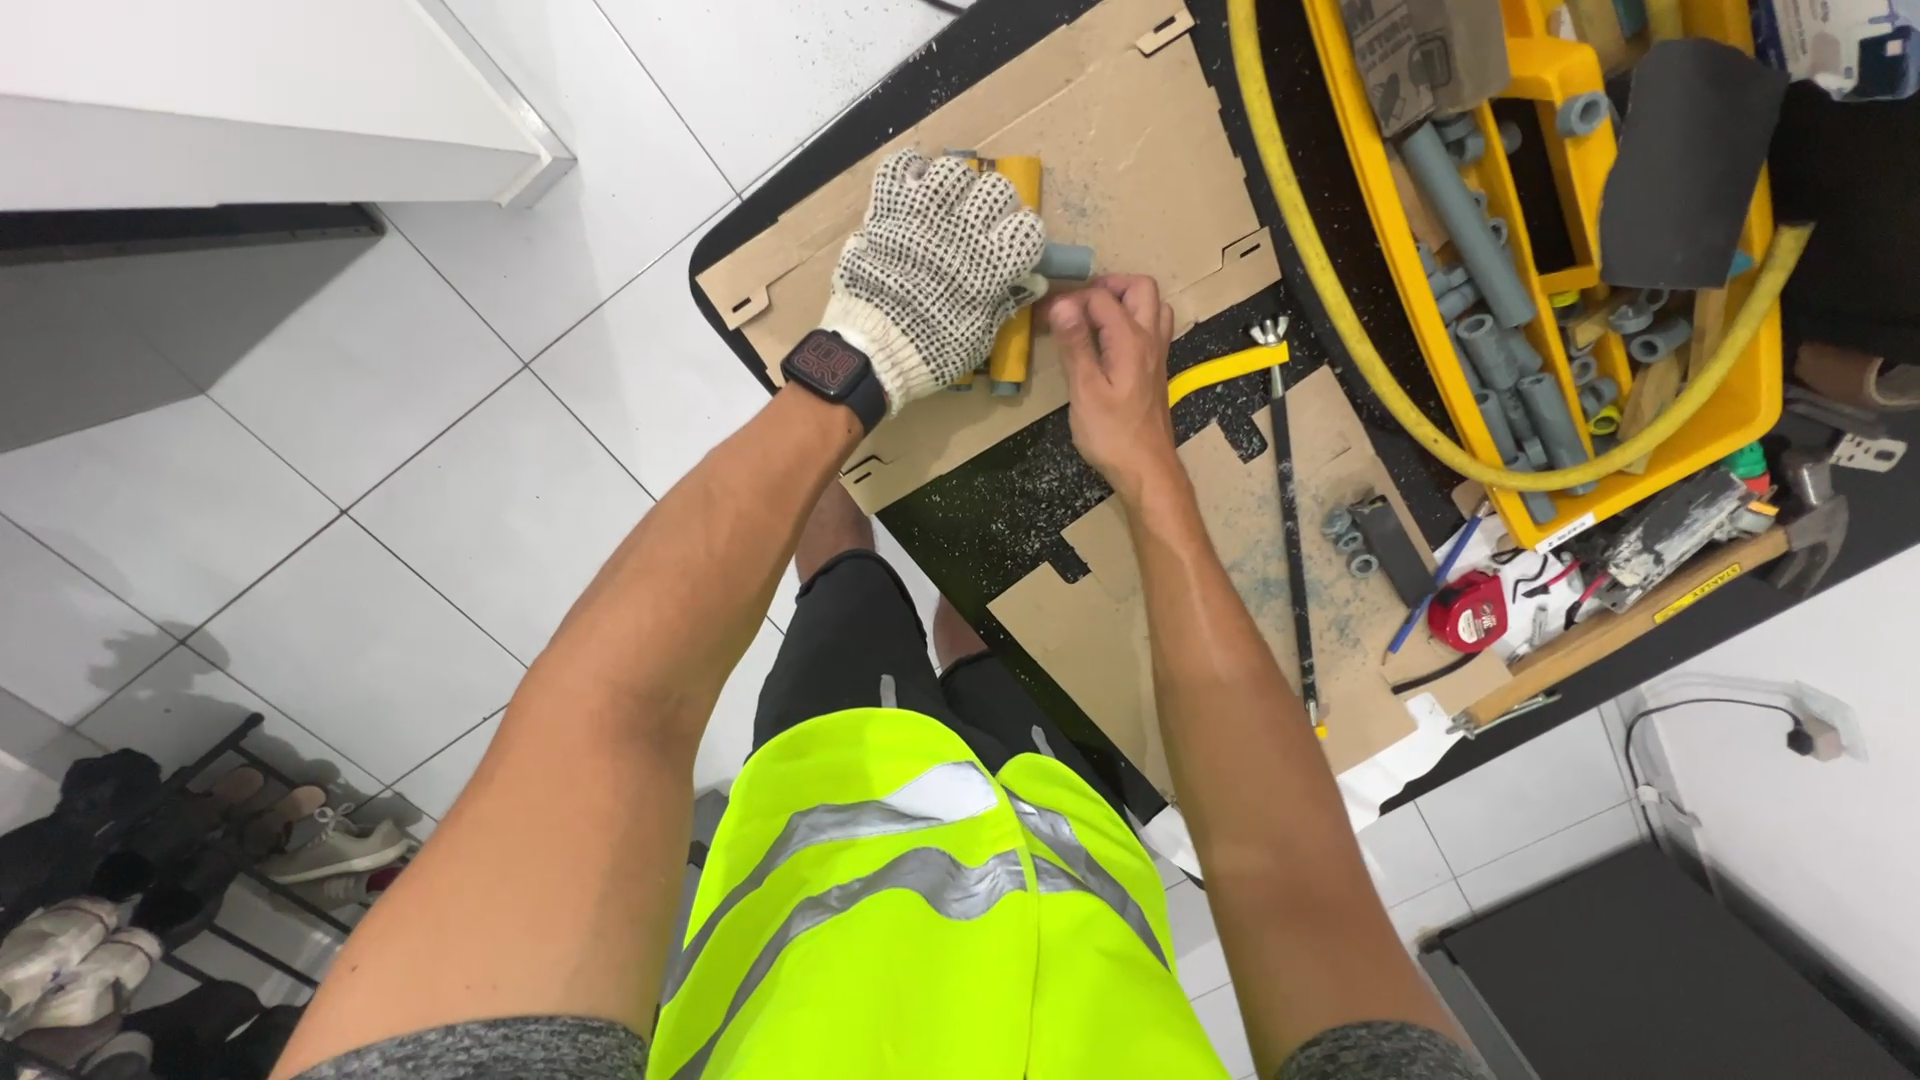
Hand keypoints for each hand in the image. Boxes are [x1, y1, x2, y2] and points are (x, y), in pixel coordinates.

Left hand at [820, 149, 1046, 415]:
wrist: (874, 349)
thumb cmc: (932, 351)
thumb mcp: (979, 338)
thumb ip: (1005, 304)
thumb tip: (1032, 284)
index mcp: (990, 264)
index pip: (1028, 228)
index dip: (1024, 237)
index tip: (1014, 249)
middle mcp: (961, 230)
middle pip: (996, 189)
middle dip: (995, 206)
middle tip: (982, 225)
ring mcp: (922, 214)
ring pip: (952, 171)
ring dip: (955, 186)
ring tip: (947, 207)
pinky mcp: (887, 209)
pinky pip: (899, 166)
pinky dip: (908, 170)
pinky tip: (914, 186)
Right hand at [1046, 275, 1180, 498]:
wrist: (1146, 468)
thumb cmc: (1111, 434)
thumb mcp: (1085, 390)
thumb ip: (1075, 345)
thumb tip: (1061, 303)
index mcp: (1130, 340)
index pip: (1101, 298)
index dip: (1072, 299)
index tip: (1046, 315)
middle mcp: (1150, 339)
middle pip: (1141, 287)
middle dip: (1109, 286)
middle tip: (1078, 303)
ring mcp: (1157, 354)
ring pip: (1152, 306)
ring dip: (1126, 301)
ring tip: (1095, 317)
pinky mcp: (1155, 370)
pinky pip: (1152, 328)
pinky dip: (1133, 321)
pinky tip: (1110, 342)